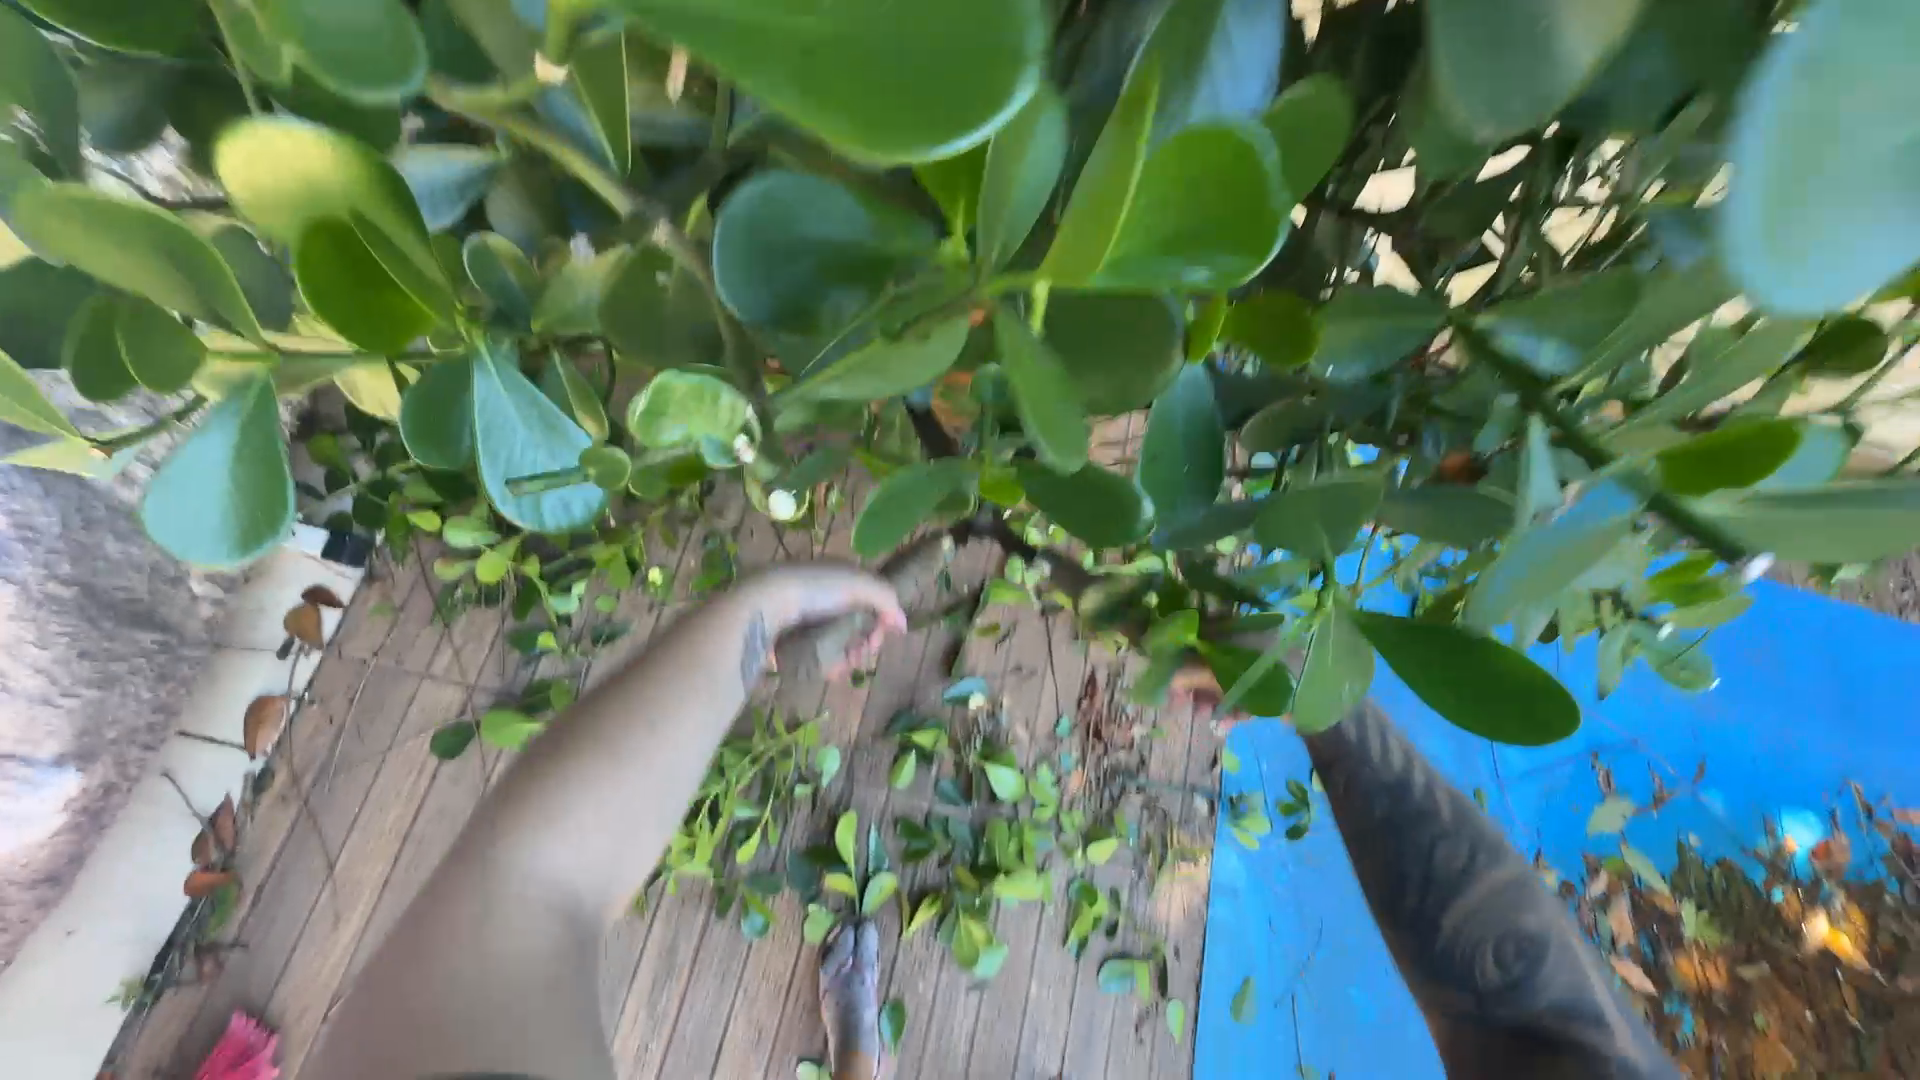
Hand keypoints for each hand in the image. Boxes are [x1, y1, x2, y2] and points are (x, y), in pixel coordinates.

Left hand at [748, 563, 909, 678]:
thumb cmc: (815, 589)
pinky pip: (816, 652)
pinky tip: (829, 671)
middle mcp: (824, 593)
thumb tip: (902, 625)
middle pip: (856, 623)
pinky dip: (827, 663)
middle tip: (860, 656)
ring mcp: (805, 616)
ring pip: (838, 641)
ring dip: (848, 656)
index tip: (878, 639)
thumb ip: (887, 600)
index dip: (880, 620)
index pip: (871, 599)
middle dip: (864, 642)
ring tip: (843, 667)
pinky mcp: (789, 637)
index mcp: (840, 576)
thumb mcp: (859, 584)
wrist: (763, 603)